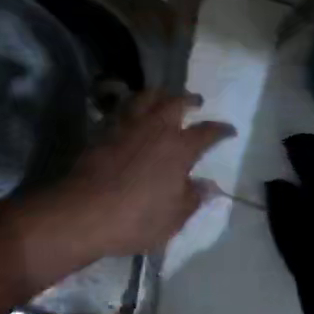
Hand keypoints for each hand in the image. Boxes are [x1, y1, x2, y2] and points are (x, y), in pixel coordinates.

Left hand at [25, 93, 235, 269]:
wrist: (85, 210)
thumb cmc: (137, 218)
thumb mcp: (174, 216)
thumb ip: (193, 196)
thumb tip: (208, 185)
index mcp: (178, 148)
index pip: (206, 132)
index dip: (220, 130)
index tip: (228, 130)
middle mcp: (152, 129)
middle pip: (173, 102)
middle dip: (187, 99)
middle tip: (195, 101)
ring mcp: (124, 126)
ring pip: (143, 98)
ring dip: (157, 95)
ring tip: (162, 98)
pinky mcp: (102, 131)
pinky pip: (121, 110)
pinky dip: (131, 106)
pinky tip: (132, 114)